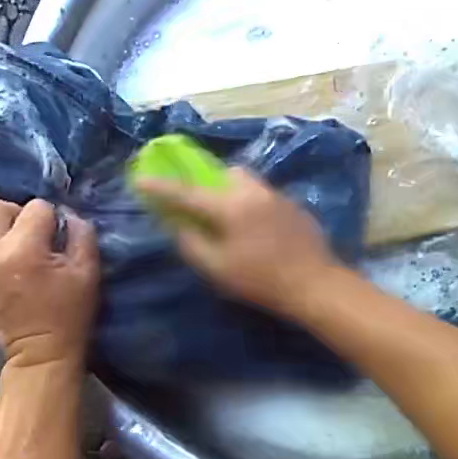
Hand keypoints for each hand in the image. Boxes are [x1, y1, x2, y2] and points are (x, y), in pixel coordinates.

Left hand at [0, 199, 98, 368]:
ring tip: (18, 249)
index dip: (53, 218)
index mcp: (23, 250)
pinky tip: (9, 268)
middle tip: (33, 234)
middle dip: (16, 214)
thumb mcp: (88, 272)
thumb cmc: (69, 313)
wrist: (40, 354)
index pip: (36, 207)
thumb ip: (81, 235)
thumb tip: (69, 216)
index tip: (59, 237)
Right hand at [133, 166, 340, 314]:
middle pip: (226, 174)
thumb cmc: (261, 280)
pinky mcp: (295, 207)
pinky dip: (253, 204)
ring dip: (233, 192)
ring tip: (230, 218)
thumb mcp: (218, 269)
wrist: (315, 284)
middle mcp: (255, 192)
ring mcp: (278, 197)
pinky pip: (265, 196)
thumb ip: (192, 244)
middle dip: (209, 183)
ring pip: (248, 182)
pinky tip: (257, 230)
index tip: (141, 180)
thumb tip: (179, 226)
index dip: (161, 187)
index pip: (188, 192)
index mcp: (231, 206)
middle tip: (201, 204)